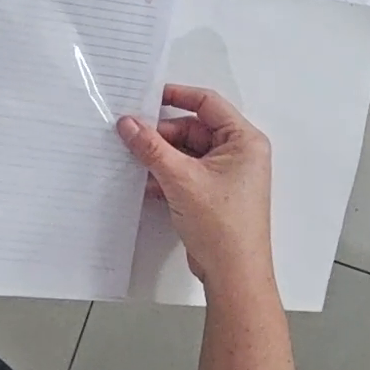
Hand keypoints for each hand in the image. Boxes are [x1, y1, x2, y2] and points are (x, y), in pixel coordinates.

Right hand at [116, 84, 271, 286]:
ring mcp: (226, 175)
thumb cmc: (221, 224)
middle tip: (130, 136)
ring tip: (132, 158)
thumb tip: (126, 123)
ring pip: (186, 152)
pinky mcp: (213, 193)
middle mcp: (239, 153)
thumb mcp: (181, 179)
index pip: (208, 104)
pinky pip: (185, 172)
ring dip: (161, 155)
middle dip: (162, 134)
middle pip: (193, 129)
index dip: (177, 96)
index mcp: (243, 140)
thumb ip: (151, 147)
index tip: (147, 97)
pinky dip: (166, 174)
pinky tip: (143, 182)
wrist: (233, 273)